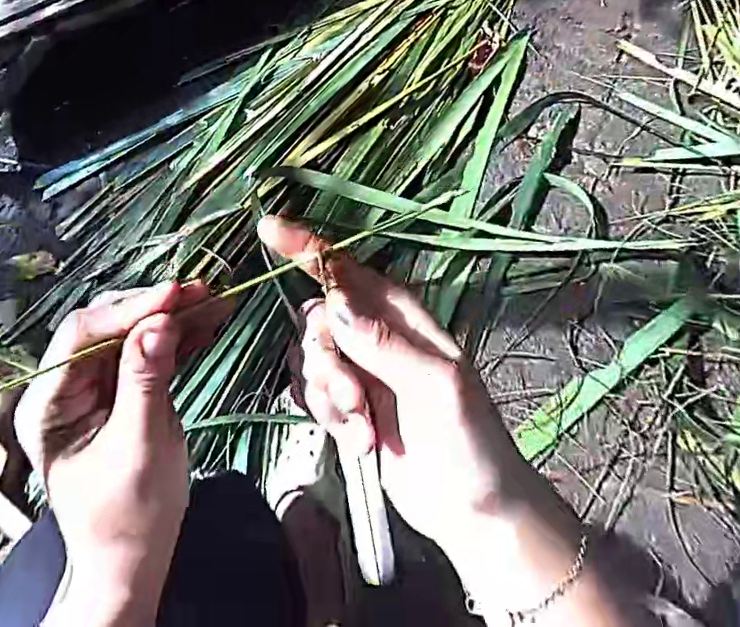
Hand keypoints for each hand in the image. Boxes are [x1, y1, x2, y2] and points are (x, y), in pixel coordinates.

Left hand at [14, 280, 228, 626]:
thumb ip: (146, 381)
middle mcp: (68, 385)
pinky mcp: (124, 387)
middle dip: (155, 306)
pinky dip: (180, 337)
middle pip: (110, 325)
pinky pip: (151, 350)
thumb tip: (159, 323)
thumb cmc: (127, 518)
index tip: (173, 294)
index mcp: (49, 403)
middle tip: (201, 291)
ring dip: (175, 315)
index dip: (128, 309)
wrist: (135, 558)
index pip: (82, 336)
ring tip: (214, 300)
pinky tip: (207, 324)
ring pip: (134, 332)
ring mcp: (96, 385)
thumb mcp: (139, 448)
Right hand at [262, 217, 643, 625]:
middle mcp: (373, 333)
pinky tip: (363, 443)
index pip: (344, 268)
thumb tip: (332, 306)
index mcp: (398, 313)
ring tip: (367, 428)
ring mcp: (358, 370)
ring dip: (330, 396)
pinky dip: (329, 418)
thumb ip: (384, 344)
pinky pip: (311, 394)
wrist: (471, 509)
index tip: (268, 229)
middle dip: (326, 358)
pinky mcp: (346, 405)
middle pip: (316, 318)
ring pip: (310, 358)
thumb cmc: (469, 438)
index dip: (305, 247)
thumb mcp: (437, 385)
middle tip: (354, 396)